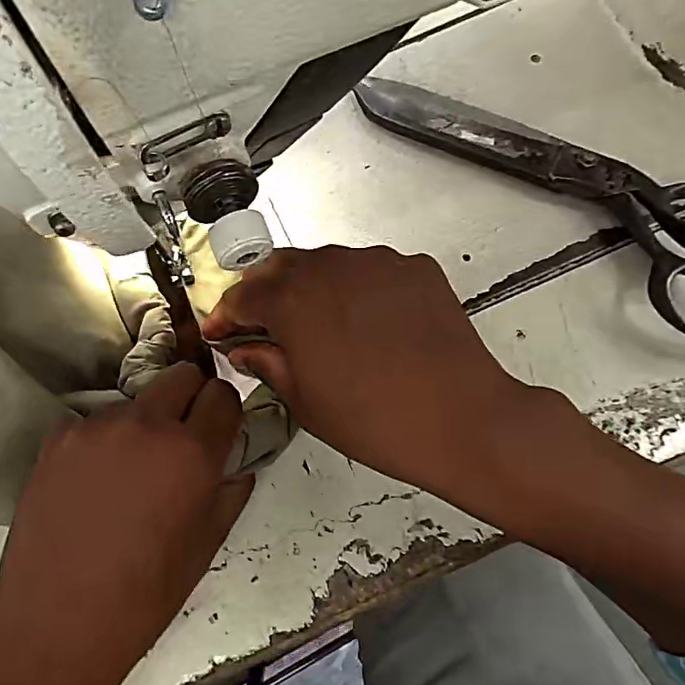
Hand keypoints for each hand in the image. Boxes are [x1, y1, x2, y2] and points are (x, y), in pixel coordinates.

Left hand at [0, 365, 254, 684]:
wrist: (58, 622)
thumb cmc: (144, 595)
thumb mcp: (207, 545)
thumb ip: (229, 492)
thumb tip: (235, 466)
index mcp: (193, 454)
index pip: (224, 394)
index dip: (225, 410)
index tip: (220, 427)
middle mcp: (146, 427)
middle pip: (181, 377)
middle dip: (191, 398)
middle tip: (183, 438)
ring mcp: (96, 429)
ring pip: (135, 402)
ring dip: (143, 423)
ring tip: (132, 473)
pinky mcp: (57, 440)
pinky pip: (93, 423)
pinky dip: (103, 441)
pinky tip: (95, 483)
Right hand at [200, 246, 560, 502]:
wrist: (461, 418)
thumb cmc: (386, 420)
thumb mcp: (307, 402)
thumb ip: (268, 364)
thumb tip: (248, 349)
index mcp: (295, 302)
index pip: (242, 295)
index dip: (225, 314)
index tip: (223, 329)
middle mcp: (334, 270)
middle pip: (281, 268)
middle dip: (263, 294)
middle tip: (260, 324)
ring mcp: (378, 264)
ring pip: (327, 264)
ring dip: (311, 288)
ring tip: (315, 326)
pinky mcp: (414, 269)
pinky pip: (370, 269)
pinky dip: (356, 289)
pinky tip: (362, 323)